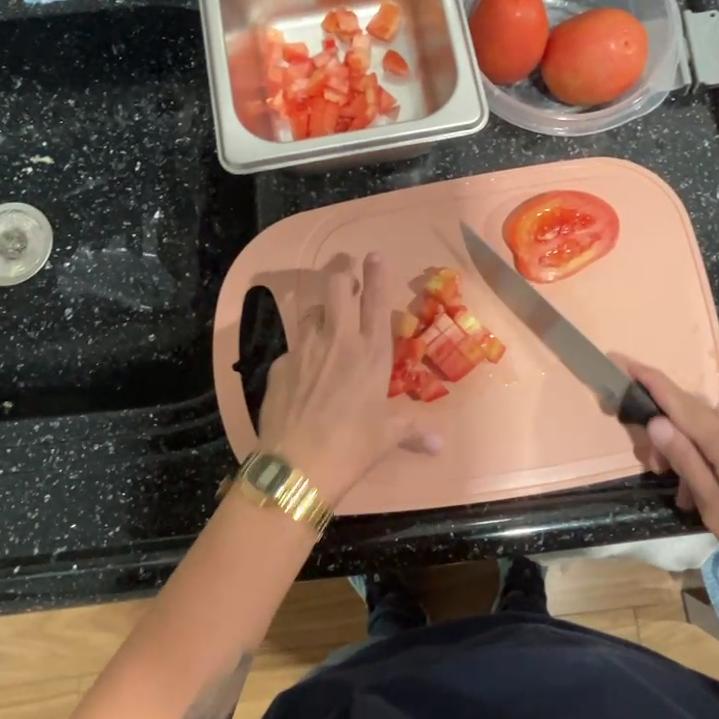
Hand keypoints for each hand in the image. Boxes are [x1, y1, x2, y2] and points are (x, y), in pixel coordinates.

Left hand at [256, 254, 439, 502]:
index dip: (377, 273)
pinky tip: (302, 368)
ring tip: (325, 316)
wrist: (298, 464)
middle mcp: (339, 340)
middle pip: (337, 287)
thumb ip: (411, 431)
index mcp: (372, 352)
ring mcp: (305, 349)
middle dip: (342, 272)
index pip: (376, 300)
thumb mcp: (387, 437)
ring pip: (311, 310)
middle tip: (345, 269)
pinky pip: (292, 347)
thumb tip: (438, 445)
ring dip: (320, 307)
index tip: (374, 254)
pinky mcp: (280, 364)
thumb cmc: (353, 447)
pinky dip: (301, 351)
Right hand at [634, 363, 718, 619]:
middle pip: (698, 418)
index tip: (623, 361)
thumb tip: (657, 422)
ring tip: (687, 495)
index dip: (650, 382)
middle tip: (655, 471)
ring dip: (695, 452)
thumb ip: (687, 464)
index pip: (681, 404)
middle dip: (670, 433)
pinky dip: (718, 458)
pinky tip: (716, 490)